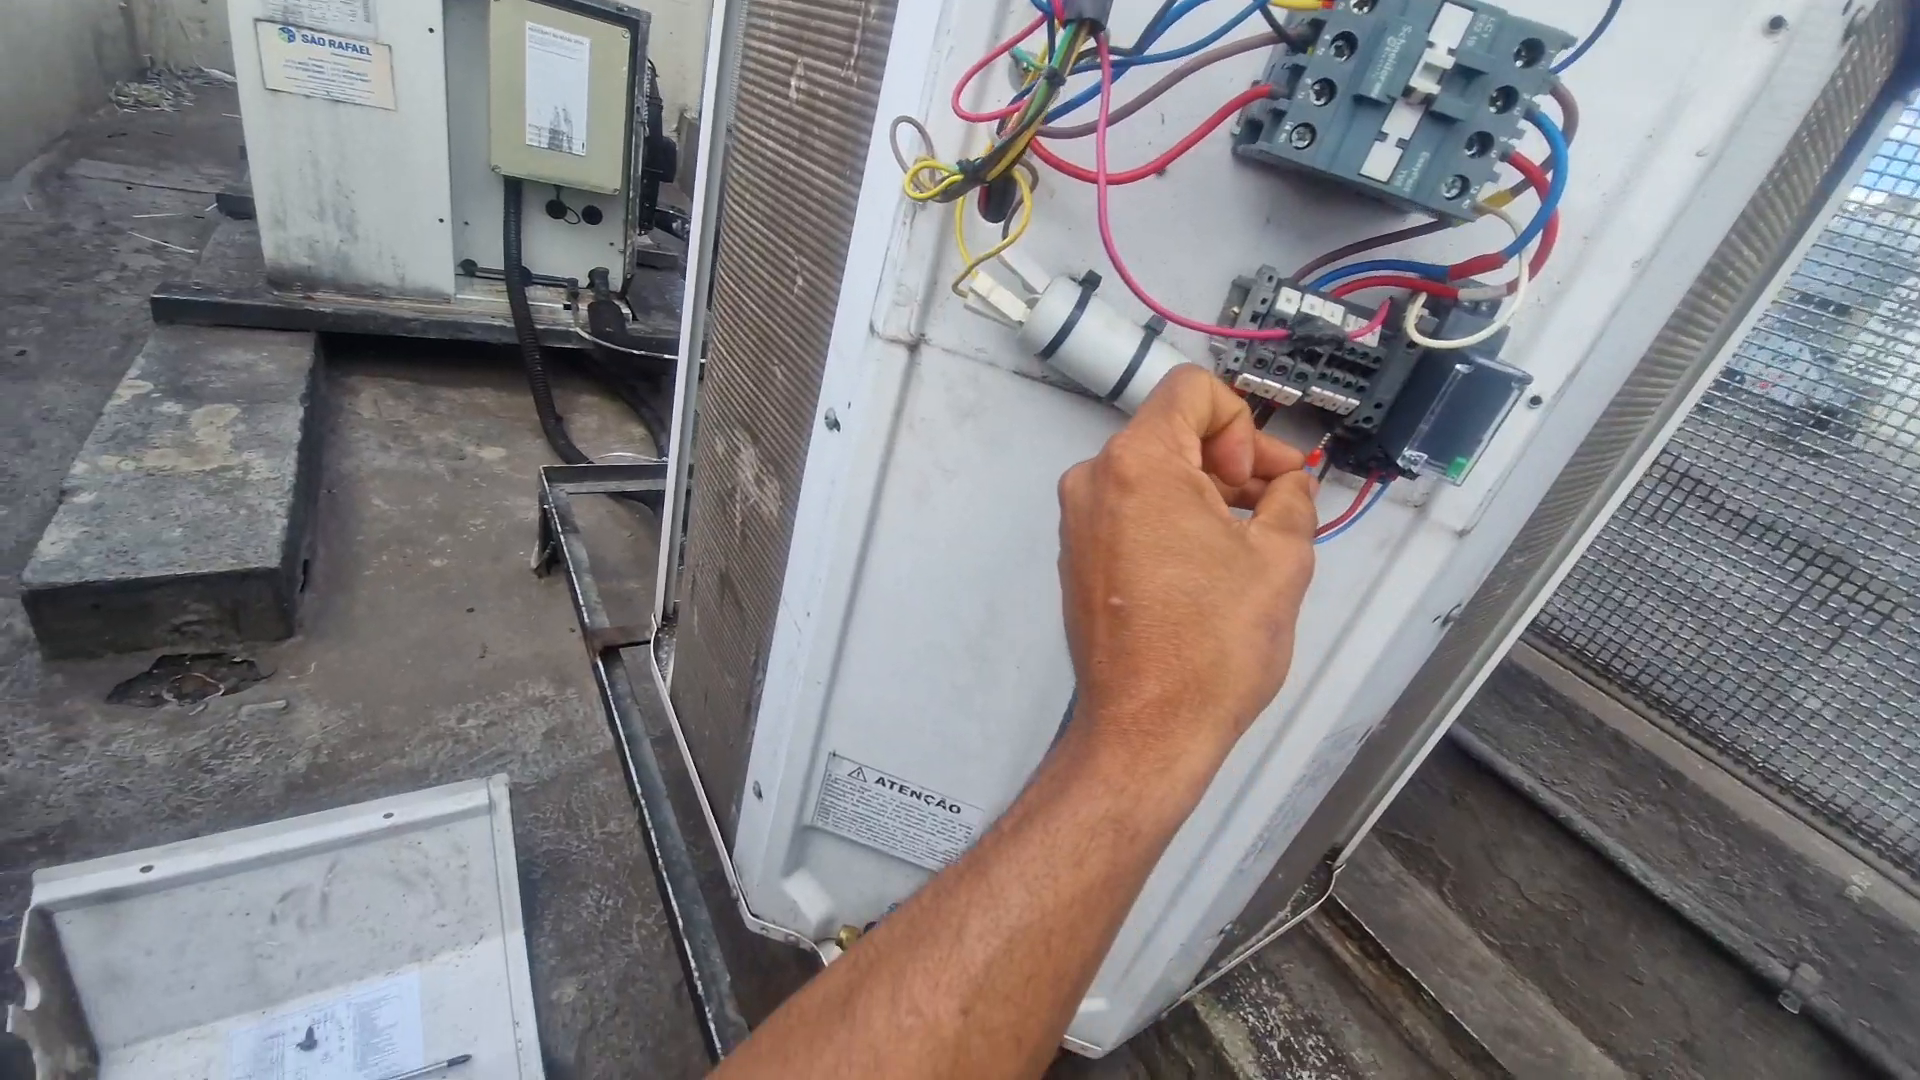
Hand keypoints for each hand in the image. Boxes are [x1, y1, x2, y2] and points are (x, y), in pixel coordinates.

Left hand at [1056, 366, 1317, 781]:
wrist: (1147, 728)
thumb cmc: (1211, 647)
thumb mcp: (1281, 559)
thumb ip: (1291, 495)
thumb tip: (1286, 480)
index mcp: (1136, 463)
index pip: (1191, 390)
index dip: (1241, 421)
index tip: (1257, 477)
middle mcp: (1092, 481)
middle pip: (1171, 432)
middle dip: (1229, 459)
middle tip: (1272, 505)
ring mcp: (1077, 520)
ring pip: (1151, 472)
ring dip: (1204, 491)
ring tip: (1246, 542)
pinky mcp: (1076, 555)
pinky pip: (1129, 509)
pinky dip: (1170, 517)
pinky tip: (1205, 563)